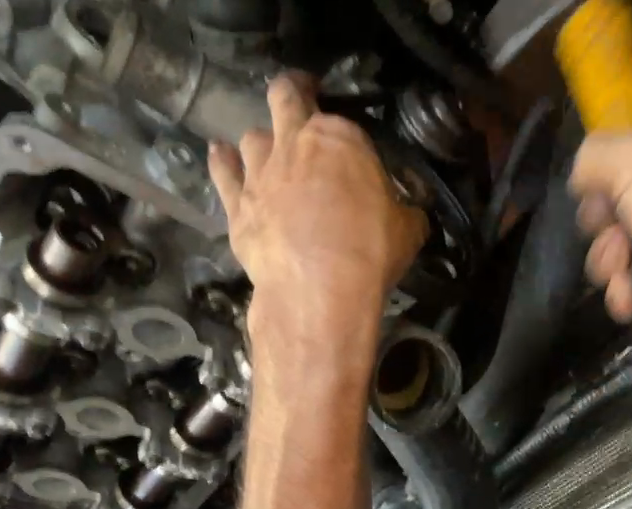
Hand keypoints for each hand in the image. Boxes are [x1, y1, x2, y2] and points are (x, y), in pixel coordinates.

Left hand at [209, 74, 426, 376]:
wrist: (319, 291)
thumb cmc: (370, 253)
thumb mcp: (408, 230)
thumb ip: (406, 211)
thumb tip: (410, 212)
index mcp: (341, 139)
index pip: (344, 121)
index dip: (347, 132)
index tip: (351, 146)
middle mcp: (294, 142)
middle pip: (285, 98)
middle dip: (293, 94)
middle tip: (300, 101)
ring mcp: (259, 171)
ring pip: (252, 136)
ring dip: (262, 142)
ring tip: (270, 153)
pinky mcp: (236, 203)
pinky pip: (222, 171)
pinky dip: (222, 161)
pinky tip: (221, 155)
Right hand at [569, 77, 631, 328]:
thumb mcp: (629, 158)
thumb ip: (592, 158)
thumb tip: (585, 176)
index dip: (606, 148)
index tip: (591, 180)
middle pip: (624, 188)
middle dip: (604, 223)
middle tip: (608, 237)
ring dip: (614, 262)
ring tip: (621, 279)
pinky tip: (631, 301)